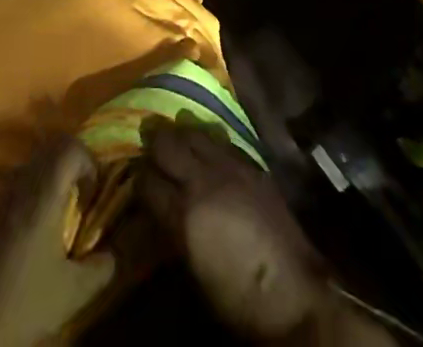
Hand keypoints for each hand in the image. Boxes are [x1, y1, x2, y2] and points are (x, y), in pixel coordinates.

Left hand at [0, 137, 117, 346]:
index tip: (93, 195)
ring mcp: (0, 200)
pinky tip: (42, 235)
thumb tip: (117, 250)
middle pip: (53, 149)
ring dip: (57, 180)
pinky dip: (39, 195)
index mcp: (42, 195)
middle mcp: (20, 187)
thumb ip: (104, 264)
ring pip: (36, 166)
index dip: (90, 162)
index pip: (69, 147)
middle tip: (85, 199)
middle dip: (76, 166)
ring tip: (66, 217)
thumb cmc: (18, 304)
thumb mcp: (73, 292)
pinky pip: (22, 185)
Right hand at [141, 121, 391, 344]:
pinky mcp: (255, 167)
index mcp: (184, 212)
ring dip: (183, 132)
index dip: (137, 177)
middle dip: (155, 141)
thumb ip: (173, 230)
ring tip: (173, 130)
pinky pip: (225, 143)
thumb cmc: (233, 292)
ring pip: (199, 134)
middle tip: (145, 137)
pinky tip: (206, 142)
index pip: (148, 181)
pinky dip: (210, 140)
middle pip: (171, 145)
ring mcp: (233, 168)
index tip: (133, 175)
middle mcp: (206, 181)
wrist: (289, 287)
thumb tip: (162, 209)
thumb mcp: (191, 267)